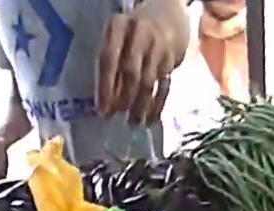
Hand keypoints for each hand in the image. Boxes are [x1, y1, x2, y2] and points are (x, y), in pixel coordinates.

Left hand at [97, 7, 182, 123]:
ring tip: (133, 123)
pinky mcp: (170, 62)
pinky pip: (162, 89)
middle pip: (131, 73)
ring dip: (140, 107)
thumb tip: (106, 106)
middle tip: (119, 118)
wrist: (162, 23)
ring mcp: (158, 47)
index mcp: (119, 26)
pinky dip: (155, 107)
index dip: (105, 87)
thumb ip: (109, 69)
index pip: (109, 58)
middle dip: (124, 99)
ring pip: (148, 83)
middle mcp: (140, 33)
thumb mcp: (114, 43)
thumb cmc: (129, 40)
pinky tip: (149, 120)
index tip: (103, 112)